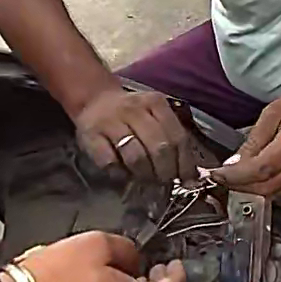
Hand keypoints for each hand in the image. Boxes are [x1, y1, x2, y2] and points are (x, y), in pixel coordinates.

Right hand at [72, 86, 199, 183]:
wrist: (95, 99)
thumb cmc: (132, 113)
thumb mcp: (154, 115)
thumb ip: (171, 138)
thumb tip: (190, 176)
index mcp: (155, 103)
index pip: (178, 137)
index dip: (184, 163)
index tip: (186, 180)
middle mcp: (134, 109)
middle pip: (159, 148)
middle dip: (165, 171)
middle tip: (164, 182)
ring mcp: (111, 121)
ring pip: (135, 156)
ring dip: (144, 174)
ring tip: (146, 180)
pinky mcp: (91, 135)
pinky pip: (109, 162)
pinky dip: (119, 174)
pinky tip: (123, 175)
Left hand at [214, 87, 280, 197]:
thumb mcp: (271, 113)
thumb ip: (253, 140)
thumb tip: (234, 164)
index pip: (261, 169)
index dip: (236, 176)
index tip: (217, 175)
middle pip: (267, 186)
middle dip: (239, 185)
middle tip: (221, 178)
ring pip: (275, 194)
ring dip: (251, 189)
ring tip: (235, 178)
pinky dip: (267, 188)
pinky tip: (256, 179)